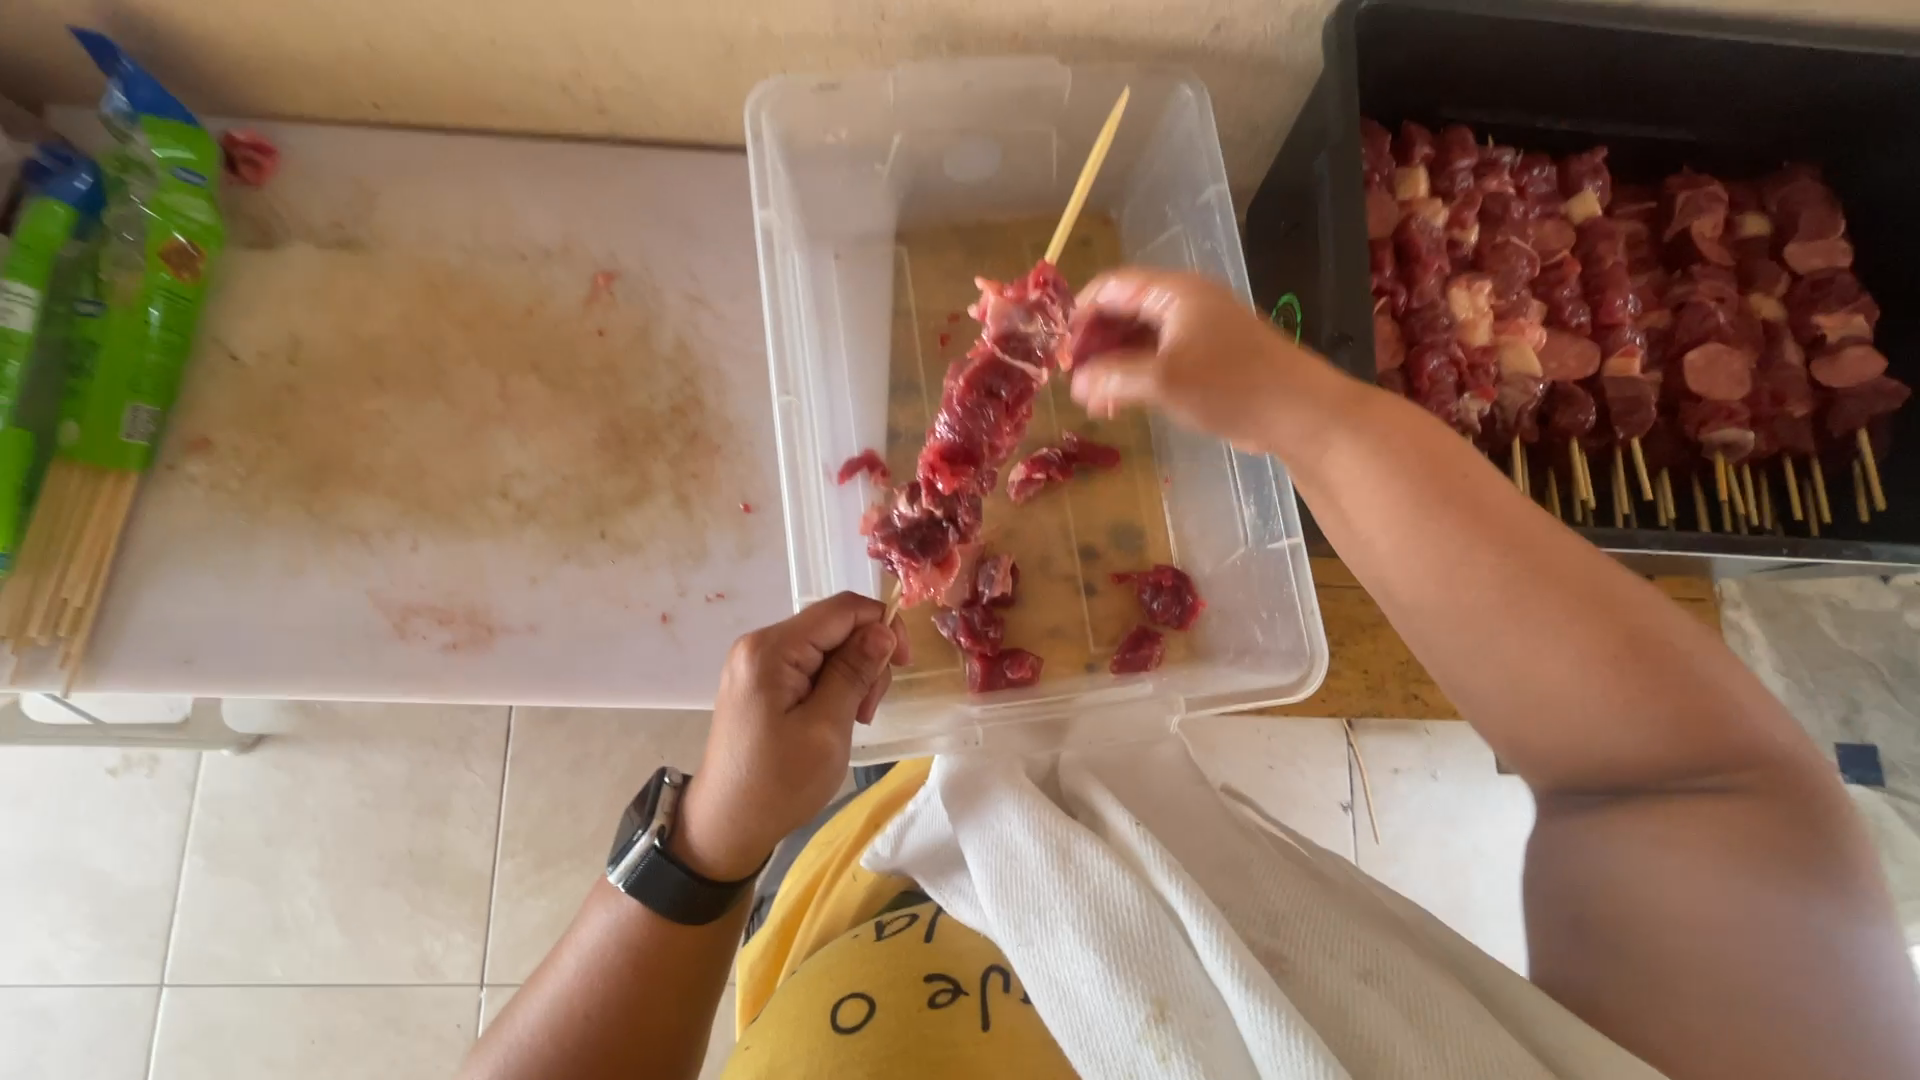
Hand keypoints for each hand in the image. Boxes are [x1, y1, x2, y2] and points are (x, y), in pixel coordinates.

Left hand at [672, 593, 908, 880]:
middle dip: (866, 658)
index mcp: (772, 649)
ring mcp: (758, 662)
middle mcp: (761, 643)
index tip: (905, 665)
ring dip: (852, 675)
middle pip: (835, 626)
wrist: (725, 827)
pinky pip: (809, 665)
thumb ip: (854, 672)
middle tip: (867, 710)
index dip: (882, 625)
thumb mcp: (827, 729)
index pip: (843, 609)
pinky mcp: (761, 681)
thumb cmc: (778, 783)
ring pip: (827, 646)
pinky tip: (835, 717)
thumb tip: (883, 629)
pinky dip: (833, 685)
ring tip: (852, 720)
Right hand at [1068, 268, 1355, 456]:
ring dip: (1110, 366)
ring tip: (1091, 401)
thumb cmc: (1230, 386)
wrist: (1298, 412)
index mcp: (1174, 292)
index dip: (1080, 316)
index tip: (1060, 354)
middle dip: (1093, 345)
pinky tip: (1117, 406)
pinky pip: (1157, 359)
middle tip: (1072, 381)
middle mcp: (1184, 303)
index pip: (1111, 288)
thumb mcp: (1162, 380)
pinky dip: (1133, 378)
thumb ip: (1112, 378)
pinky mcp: (1206, 359)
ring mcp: (1197, 331)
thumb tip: (1075, 384)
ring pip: (1138, 339)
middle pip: (1122, 312)